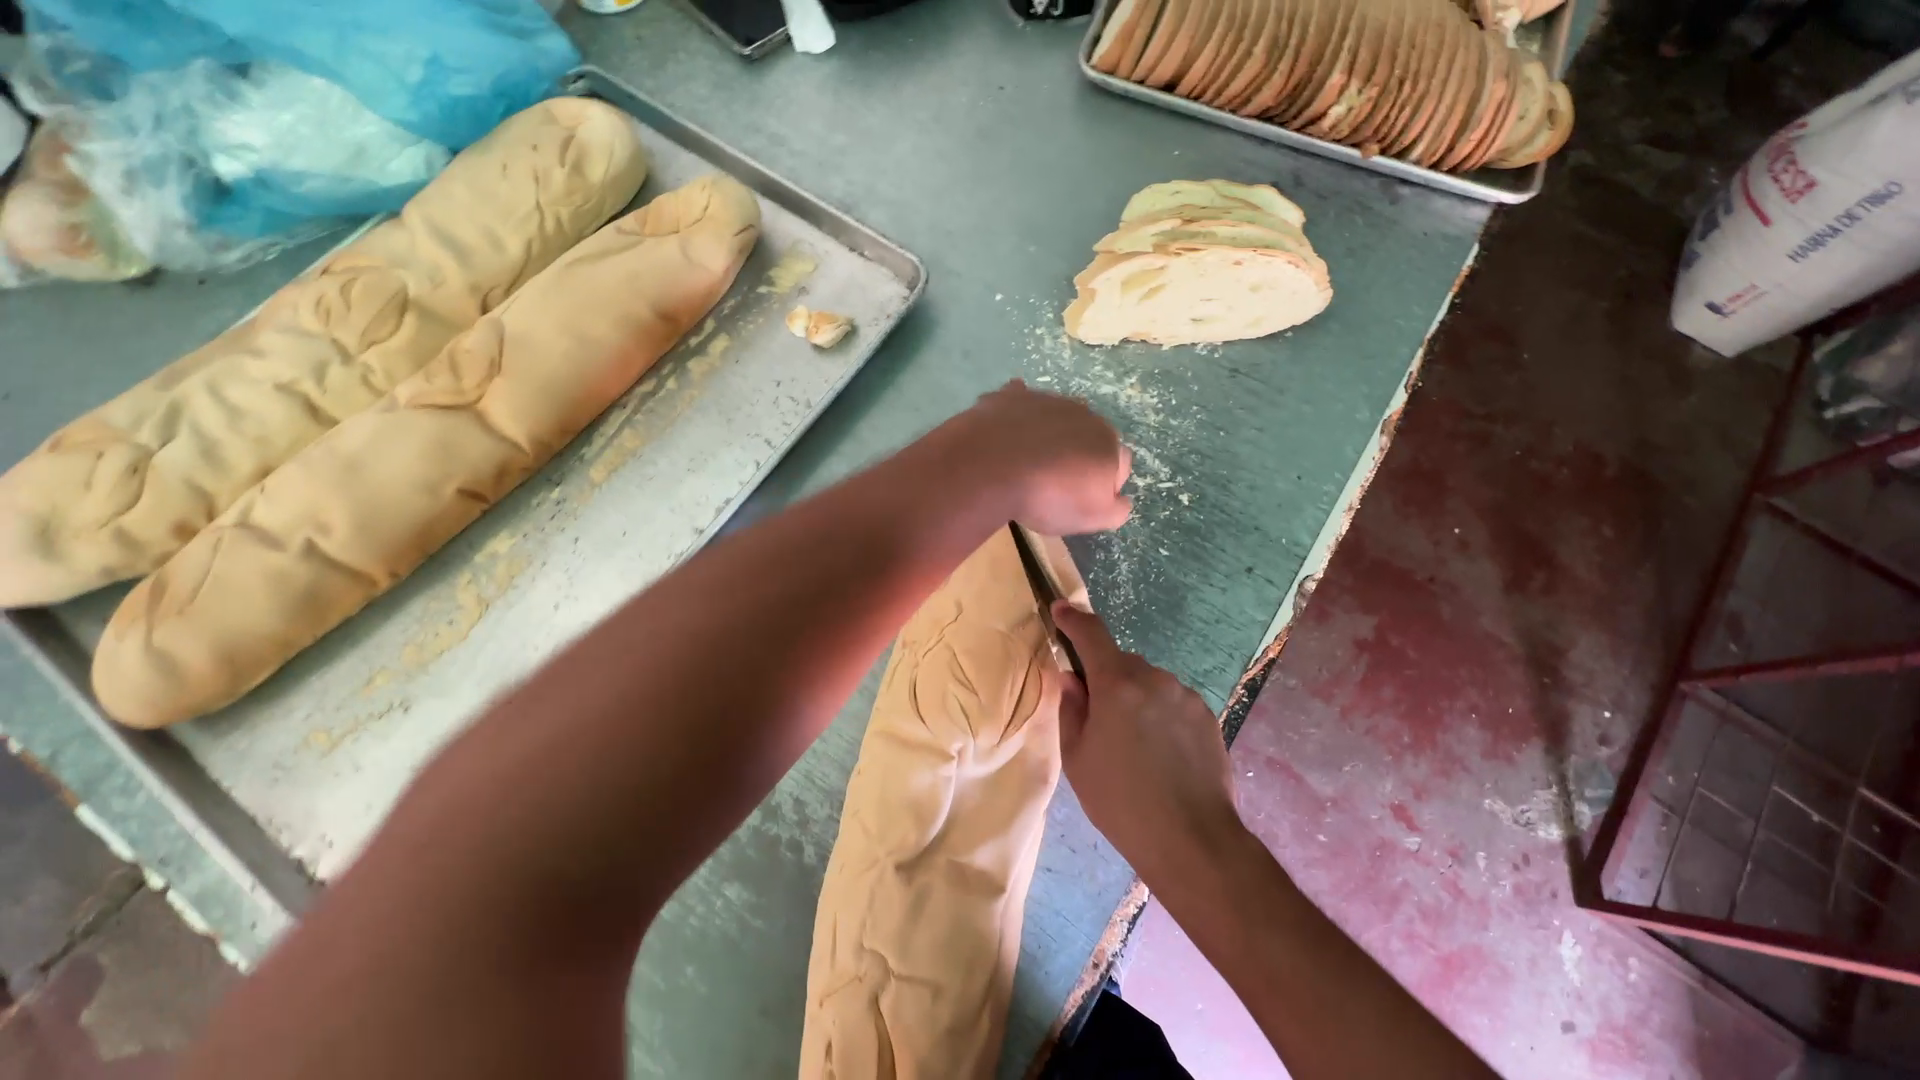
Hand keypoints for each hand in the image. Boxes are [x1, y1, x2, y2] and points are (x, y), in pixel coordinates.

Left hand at [949, 381, 1131, 535]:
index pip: (1119, 464)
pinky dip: (1016, 414)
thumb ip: (1117, 509)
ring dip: (1047, 434)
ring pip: (1054, 418)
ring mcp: (1047, 400)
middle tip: (1052, 481)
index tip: (1078, 499)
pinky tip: (1005, 430)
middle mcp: (1084, 413)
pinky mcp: (1012, 396)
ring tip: (1025, 460)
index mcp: (1108, 442)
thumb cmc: (1048, 497)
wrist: (992, 467)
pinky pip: (1019, 402)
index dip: (1102, 484)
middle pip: (1087, 437)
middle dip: (1076, 454)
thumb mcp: (1093, 517)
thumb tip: (1121, 499)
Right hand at [1050, 601, 1243, 883]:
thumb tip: (1072, 679)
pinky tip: (1161, 756)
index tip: (1060, 610)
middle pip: (1122, 664)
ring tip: (1135, 749)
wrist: (1191, 838)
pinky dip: (1161, 717)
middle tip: (1099, 722)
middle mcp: (1155, 679)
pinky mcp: (1208, 717)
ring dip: (1137, 701)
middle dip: (1107, 680)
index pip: (1091, 634)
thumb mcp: (1077, 758)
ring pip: (1150, 685)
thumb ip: (1071, 709)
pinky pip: (1173, 704)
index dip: (1073, 619)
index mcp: (1117, 684)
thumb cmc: (1120, 801)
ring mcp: (1186, 697)